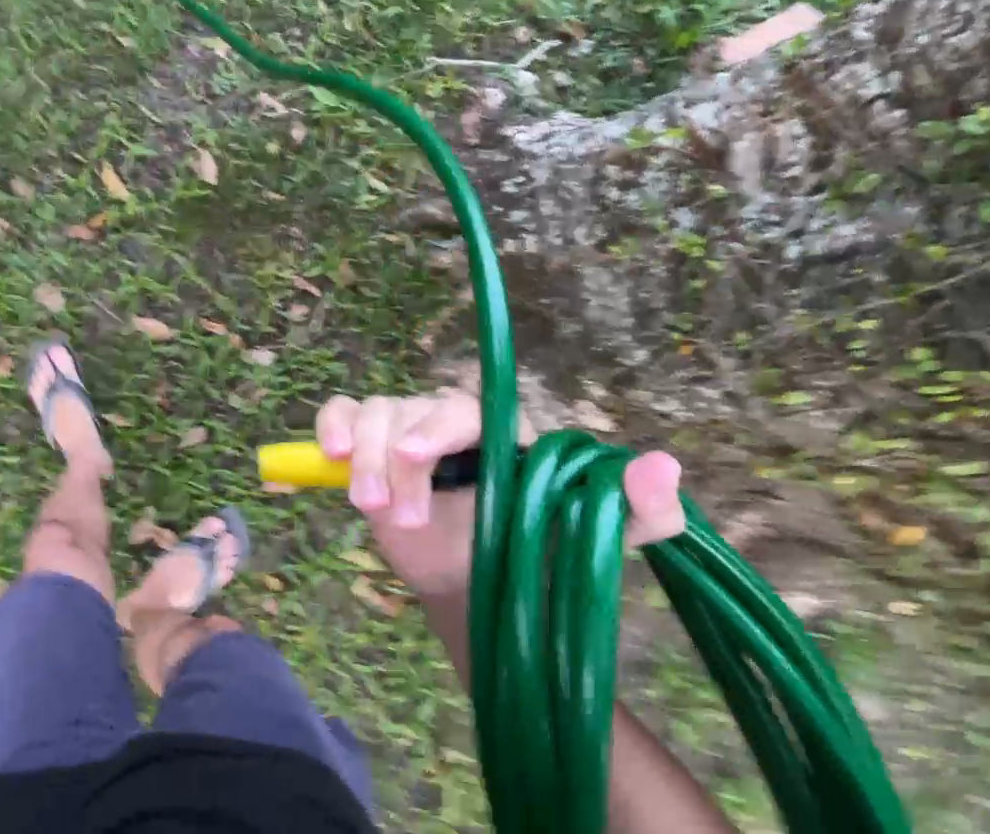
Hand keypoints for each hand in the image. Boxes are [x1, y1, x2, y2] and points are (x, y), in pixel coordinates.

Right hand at [315, 393, 686, 595]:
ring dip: (362, 458)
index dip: (436, 426)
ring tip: (369, 508)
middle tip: (388, 512)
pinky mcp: (367, 448)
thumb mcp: (596, 536)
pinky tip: (327, 455)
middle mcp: (447, 420)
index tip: (417, 456)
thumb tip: (662, 466)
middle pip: (406, 408)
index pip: (463, 408)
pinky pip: (339, 414)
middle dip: (391, 457)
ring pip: (370, 414)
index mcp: (500, 429)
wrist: (478, 582)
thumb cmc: (533, 553)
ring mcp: (403, 430)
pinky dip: (329, 426)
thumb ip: (641, 509)